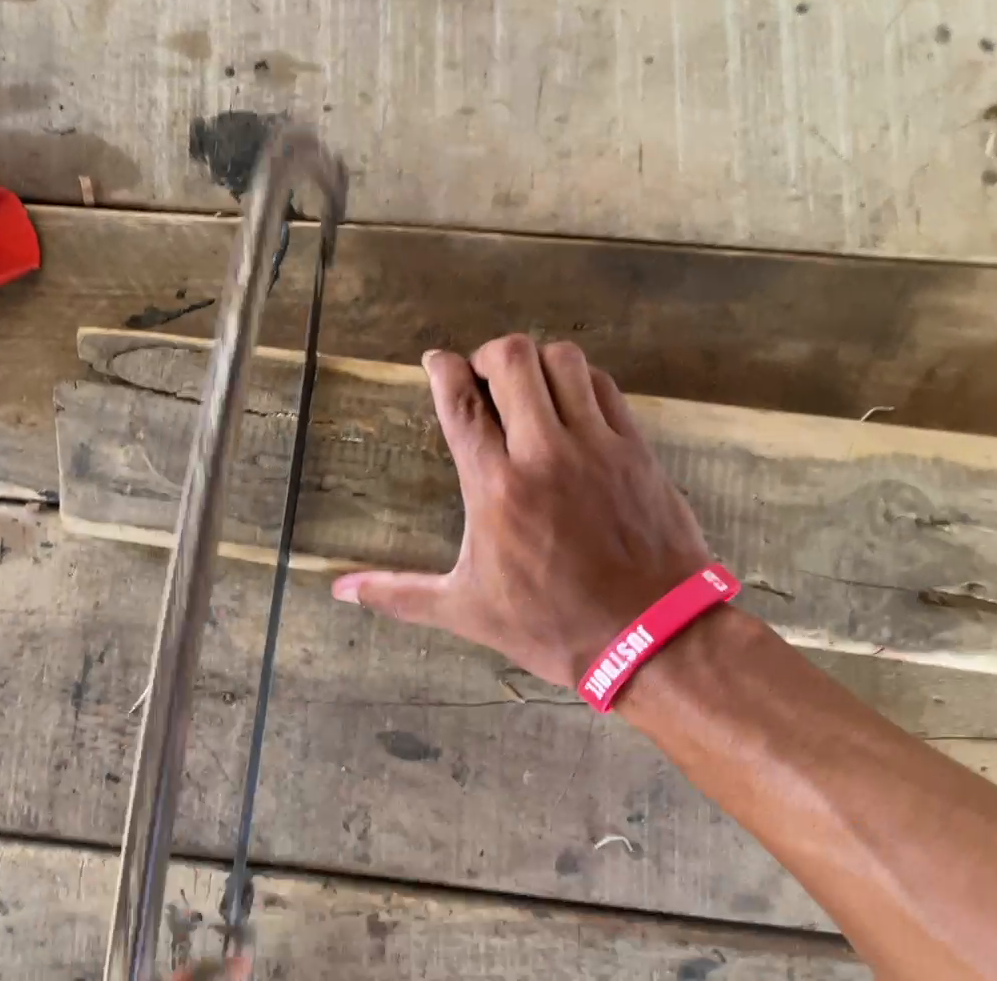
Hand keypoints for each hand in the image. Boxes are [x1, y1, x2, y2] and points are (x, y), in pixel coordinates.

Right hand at [332, 336, 714, 687]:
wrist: (656, 640)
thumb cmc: (553, 625)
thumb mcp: (467, 610)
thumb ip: (399, 592)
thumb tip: (340, 590)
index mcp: (495, 487)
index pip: (460, 401)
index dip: (441, 368)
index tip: (434, 362)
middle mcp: (543, 453)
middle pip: (511, 359)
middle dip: (486, 356)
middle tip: (482, 382)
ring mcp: (595, 446)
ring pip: (563, 360)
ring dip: (536, 362)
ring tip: (526, 390)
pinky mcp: (635, 449)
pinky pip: (605, 386)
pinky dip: (580, 380)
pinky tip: (569, 406)